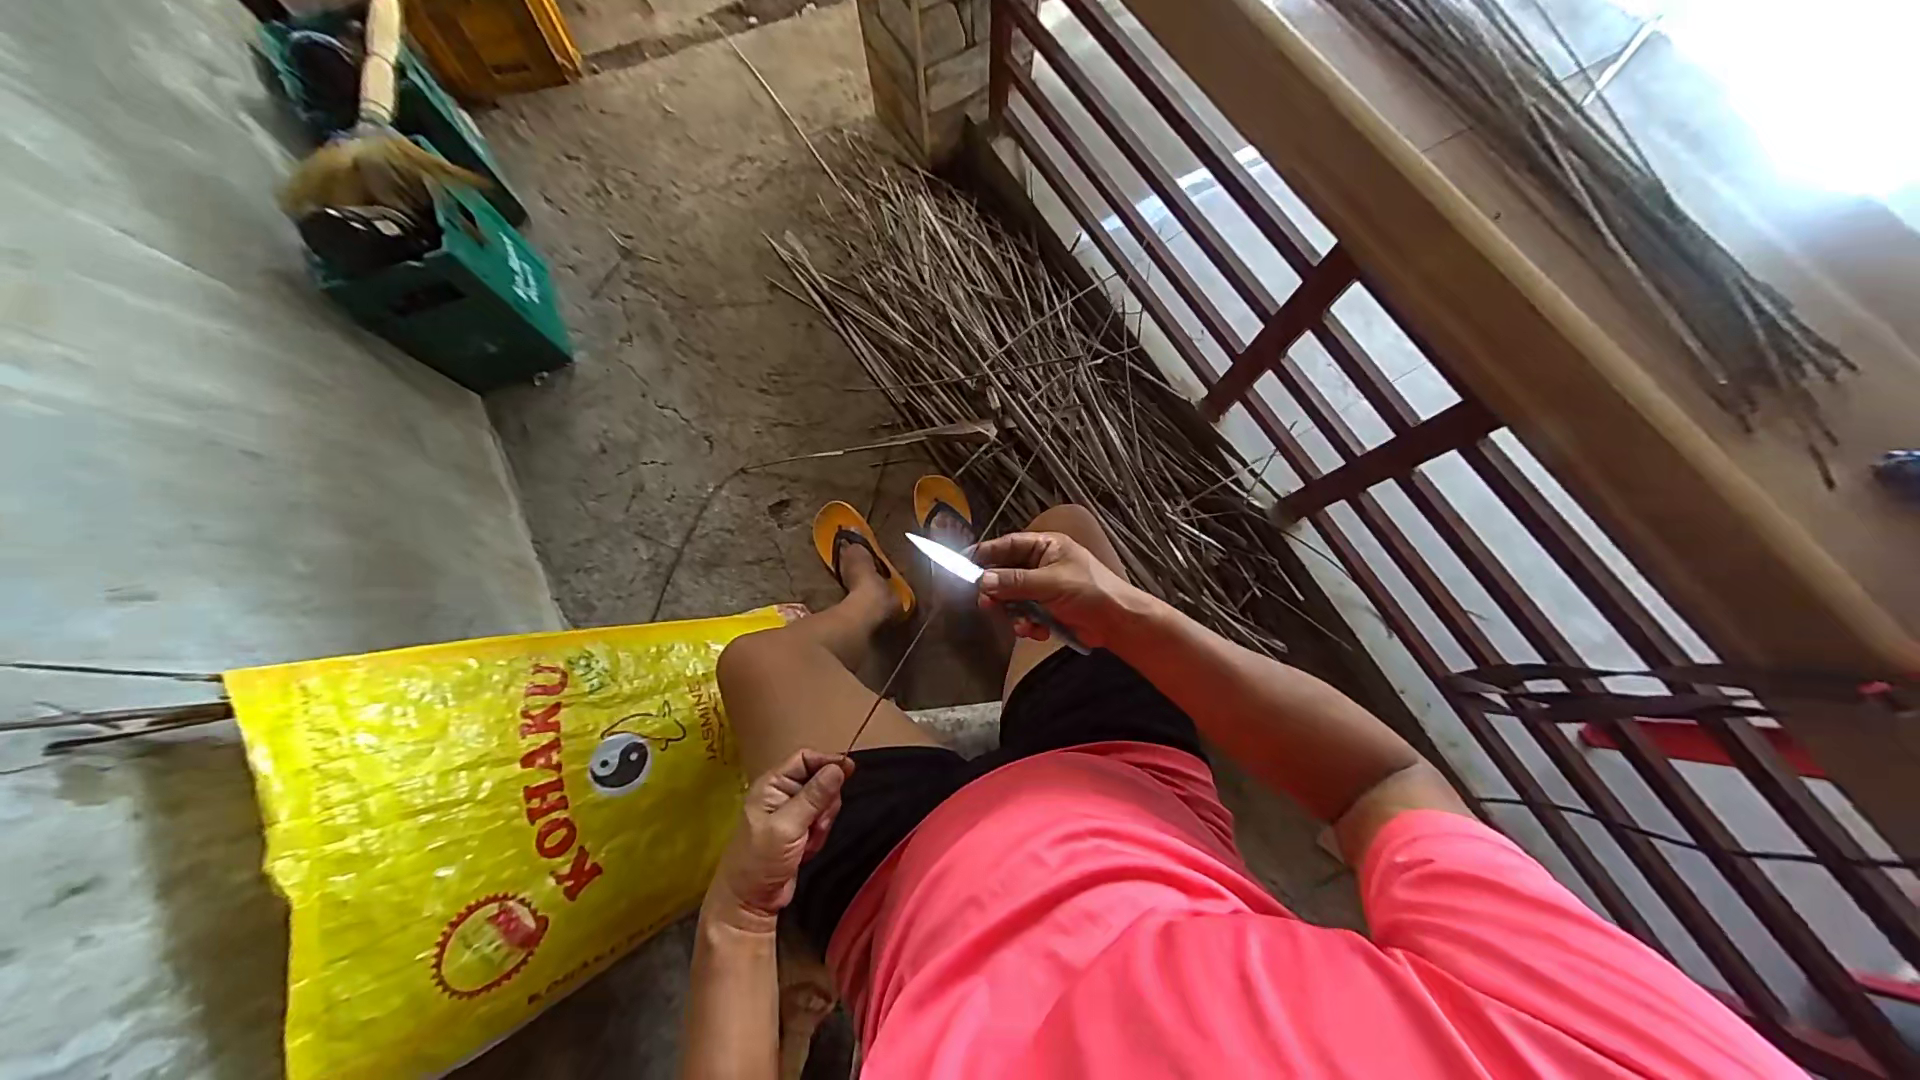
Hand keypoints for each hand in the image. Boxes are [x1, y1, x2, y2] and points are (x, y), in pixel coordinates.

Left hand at [704, 749, 853, 934]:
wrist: (750, 903)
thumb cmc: (760, 861)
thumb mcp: (788, 827)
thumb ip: (814, 796)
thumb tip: (838, 767)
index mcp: (772, 784)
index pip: (805, 758)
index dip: (827, 761)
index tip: (849, 770)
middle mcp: (782, 793)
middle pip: (820, 779)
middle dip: (825, 802)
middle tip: (817, 823)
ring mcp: (792, 811)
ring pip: (824, 801)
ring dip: (823, 821)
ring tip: (808, 840)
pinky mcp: (801, 829)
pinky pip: (822, 820)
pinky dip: (820, 834)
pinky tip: (807, 849)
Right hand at [970, 531, 1144, 648]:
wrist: (1118, 623)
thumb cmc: (1092, 592)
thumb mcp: (1051, 583)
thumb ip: (1016, 582)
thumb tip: (984, 581)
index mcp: (1045, 546)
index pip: (1007, 545)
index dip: (985, 554)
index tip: (964, 565)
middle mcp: (1041, 564)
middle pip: (1005, 574)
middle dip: (998, 592)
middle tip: (987, 604)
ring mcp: (1043, 588)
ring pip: (1012, 599)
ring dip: (1014, 614)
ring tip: (1024, 624)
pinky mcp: (1046, 610)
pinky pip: (1024, 615)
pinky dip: (1028, 625)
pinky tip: (1038, 631)